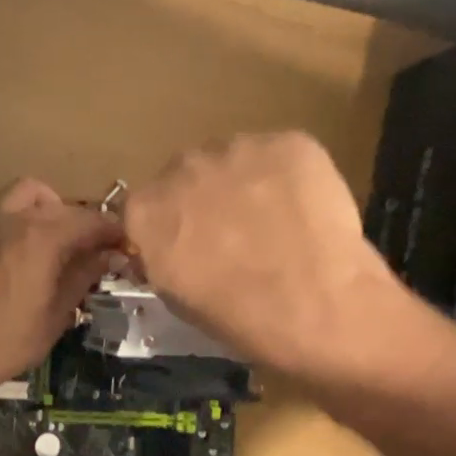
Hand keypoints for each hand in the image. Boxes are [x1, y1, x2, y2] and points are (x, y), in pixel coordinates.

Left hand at [0, 178, 122, 395]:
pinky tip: (29, 252)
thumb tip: (109, 254)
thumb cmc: (10, 341)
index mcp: (40, 237)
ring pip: (25, 195)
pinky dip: (22, 219)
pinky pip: (2, 213)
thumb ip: (83, 275)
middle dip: (82, 219)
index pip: (88, 219)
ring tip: (60, 241)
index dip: (111, 230)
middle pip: (59, 203)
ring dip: (49, 209)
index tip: (125, 245)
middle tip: (94, 247)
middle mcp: (12, 220)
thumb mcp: (57, 313)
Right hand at [122, 132, 405, 377]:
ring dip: (244, 181)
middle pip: (187, 173)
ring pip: (234, 158)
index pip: (145, 204)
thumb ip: (159, 255)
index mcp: (145, 208)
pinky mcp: (288, 142)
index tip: (186, 241)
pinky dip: (288, 175)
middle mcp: (182, 167)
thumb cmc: (233, 312)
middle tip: (232, 230)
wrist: (310, 302)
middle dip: (204, 196)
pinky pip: (280, 154)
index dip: (167, 222)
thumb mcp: (172, 294)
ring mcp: (236, 149)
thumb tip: (167, 245)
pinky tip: (302, 208)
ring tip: (273, 218)